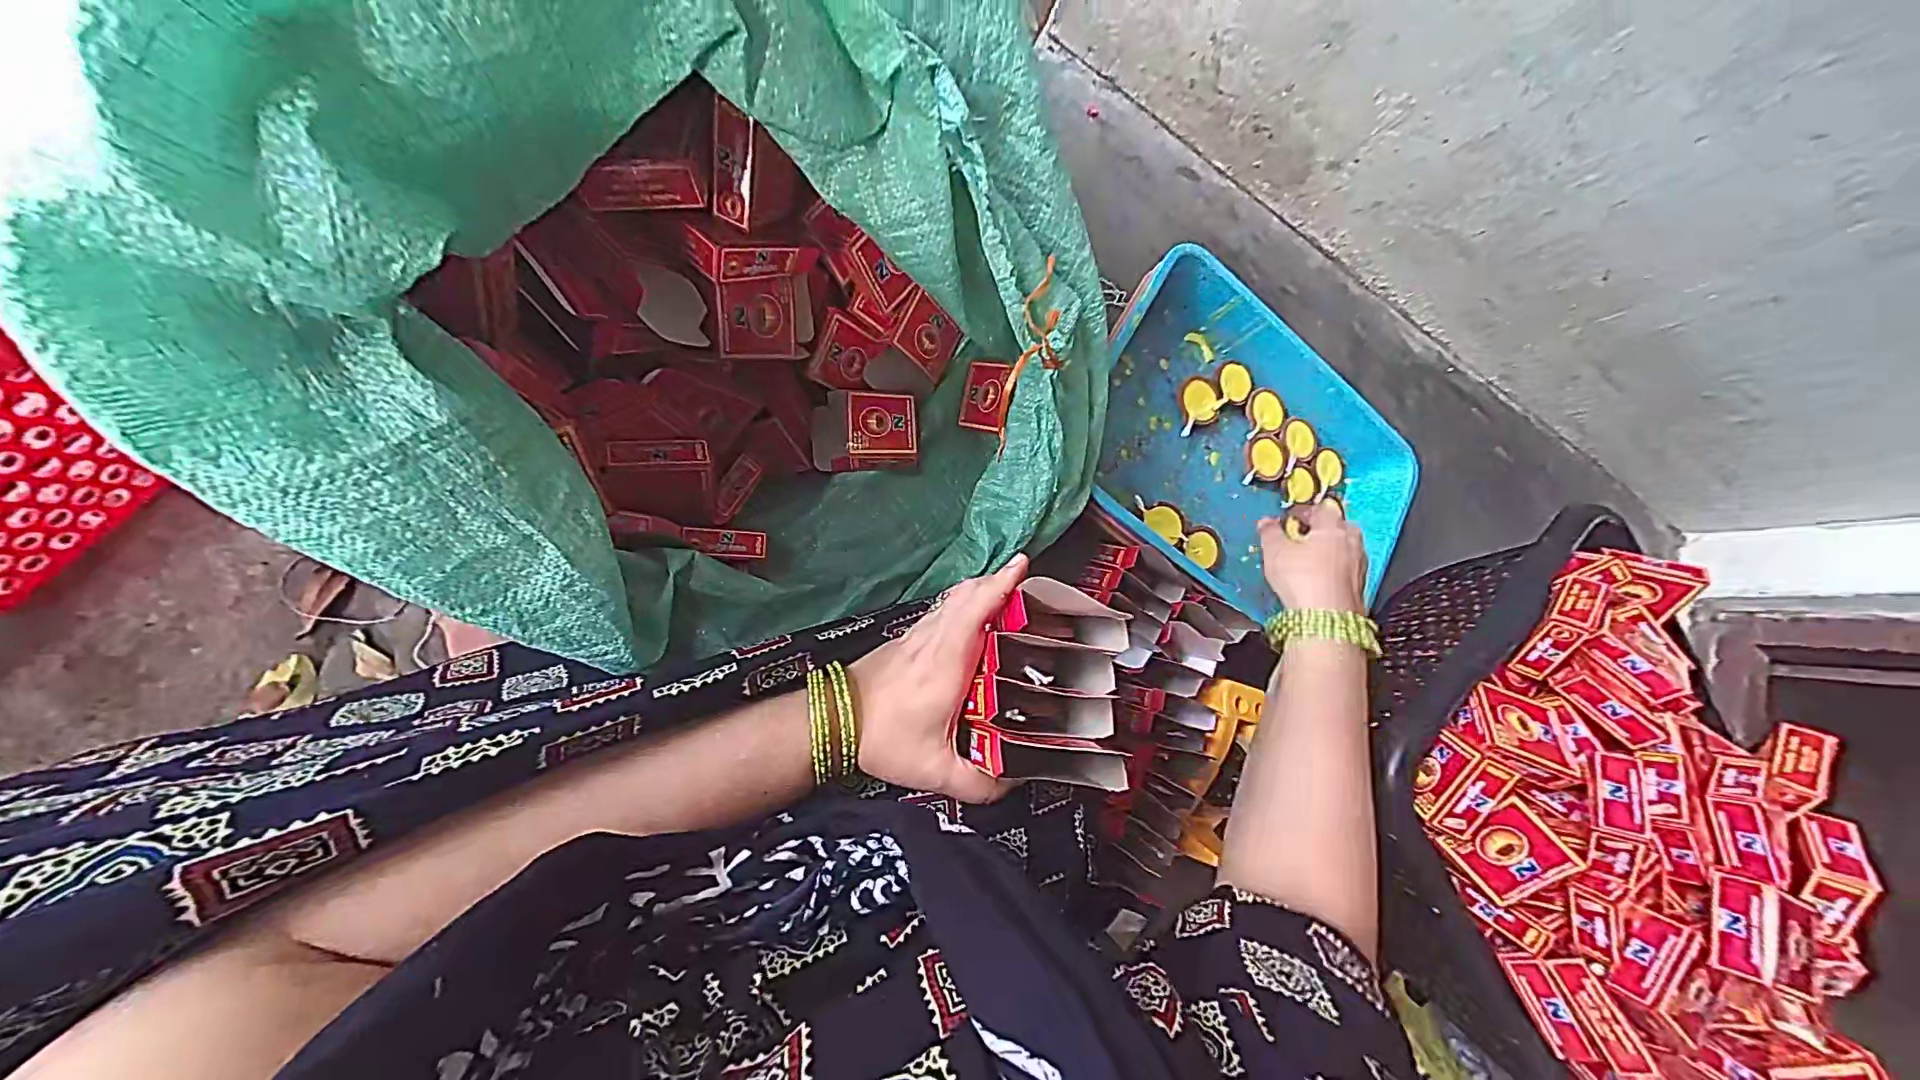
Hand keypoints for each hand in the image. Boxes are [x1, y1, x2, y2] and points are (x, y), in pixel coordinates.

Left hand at [848, 555, 1029, 803]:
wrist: (834, 719)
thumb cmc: (880, 738)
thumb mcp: (934, 771)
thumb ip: (978, 782)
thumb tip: (1010, 782)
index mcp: (945, 664)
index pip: (974, 611)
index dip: (999, 586)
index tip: (1021, 566)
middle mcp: (932, 642)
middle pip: (967, 595)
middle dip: (998, 581)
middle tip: (1024, 579)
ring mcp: (917, 637)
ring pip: (953, 600)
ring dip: (980, 589)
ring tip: (1005, 591)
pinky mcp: (907, 641)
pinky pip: (942, 611)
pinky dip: (962, 603)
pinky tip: (970, 616)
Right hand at [1257, 502, 1367, 612]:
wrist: (1325, 619)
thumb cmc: (1304, 581)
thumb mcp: (1274, 551)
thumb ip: (1270, 532)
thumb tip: (1267, 523)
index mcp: (1333, 526)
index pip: (1321, 507)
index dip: (1303, 510)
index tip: (1290, 516)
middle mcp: (1351, 541)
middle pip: (1337, 526)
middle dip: (1319, 529)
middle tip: (1299, 536)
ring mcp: (1359, 564)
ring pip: (1343, 548)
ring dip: (1327, 549)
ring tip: (1306, 559)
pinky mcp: (1359, 585)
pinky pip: (1344, 568)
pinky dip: (1331, 569)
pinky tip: (1316, 578)